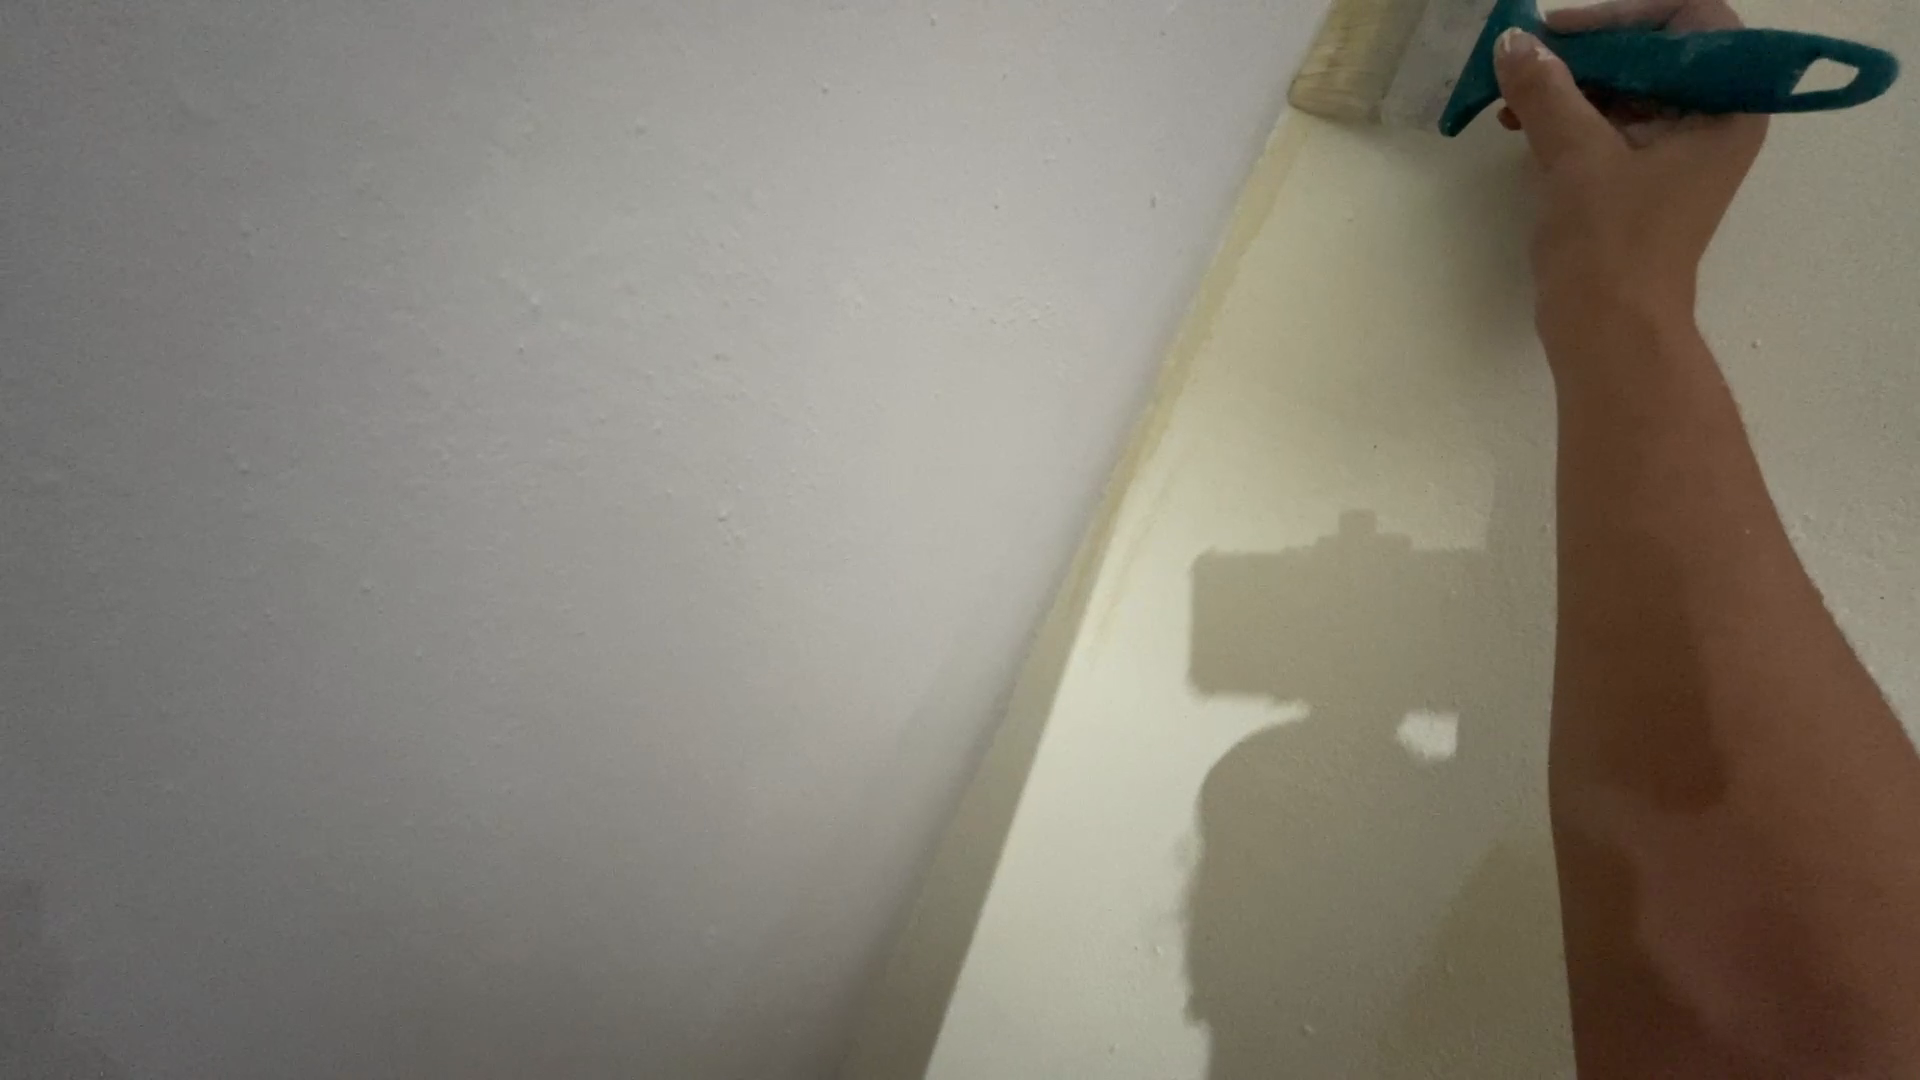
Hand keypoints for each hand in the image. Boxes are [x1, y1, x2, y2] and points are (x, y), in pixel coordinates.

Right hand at [1493, 0, 1767, 357]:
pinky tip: (1525, 131)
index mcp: (1726, 106)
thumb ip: (1548, 95)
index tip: (1553, 34)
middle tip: (1523, 66)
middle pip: (1651, 60)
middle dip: (1583, 59)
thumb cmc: (1608, 245)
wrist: (1605, 329)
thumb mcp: (1577, 160)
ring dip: (1566, 94)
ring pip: (1622, 98)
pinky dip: (1566, 126)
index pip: (1686, 24)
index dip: (1619, 19)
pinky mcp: (1635, 186)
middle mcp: (1710, 122)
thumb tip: (1512, 42)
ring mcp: (1671, 156)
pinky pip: (1606, 134)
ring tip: (1511, 103)